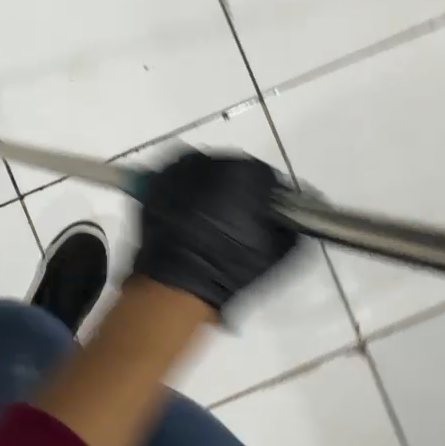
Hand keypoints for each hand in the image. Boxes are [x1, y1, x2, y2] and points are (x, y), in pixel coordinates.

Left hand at [131, 150, 300, 313]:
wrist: (178, 282)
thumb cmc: (231, 266)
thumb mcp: (277, 250)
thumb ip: (287, 223)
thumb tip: (284, 215)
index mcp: (242, 172)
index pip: (263, 174)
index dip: (267, 194)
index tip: (266, 211)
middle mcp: (209, 162)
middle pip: (232, 168)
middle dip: (238, 187)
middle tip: (239, 215)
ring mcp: (178, 171)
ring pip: (203, 171)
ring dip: (210, 186)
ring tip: (212, 216)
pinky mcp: (157, 183)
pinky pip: (177, 180)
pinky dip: (185, 191)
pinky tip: (189, 214)